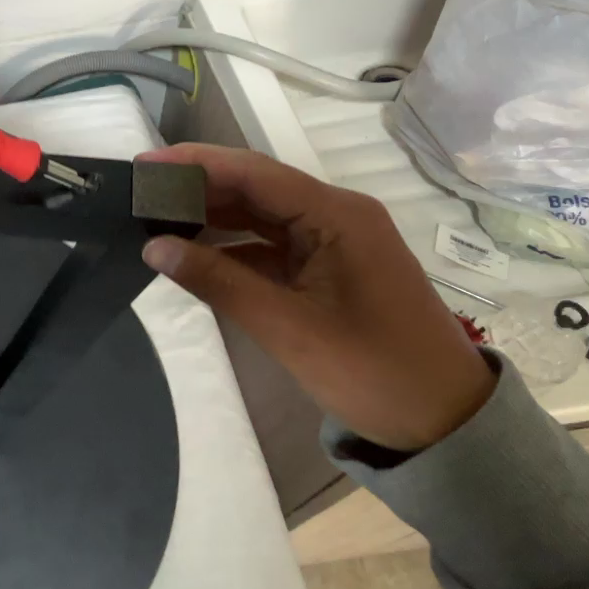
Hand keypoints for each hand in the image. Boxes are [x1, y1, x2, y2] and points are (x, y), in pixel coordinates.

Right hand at [137, 143, 493, 450]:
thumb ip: (217, 281)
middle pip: (255, 187)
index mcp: (336, 215)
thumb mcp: (288, 328)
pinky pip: (272, 244)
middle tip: (141, 194)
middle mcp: (336, 214)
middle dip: (198, 188)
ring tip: (156, 220)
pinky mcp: (330, 267)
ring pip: (261, 215)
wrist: (447, 425)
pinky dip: (234, 247)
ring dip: (213, 217)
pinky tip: (196, 255)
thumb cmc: (373, 371)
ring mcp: (334, 240)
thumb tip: (153, 247)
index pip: (253, 172)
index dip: (195, 163)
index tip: (143, 165)